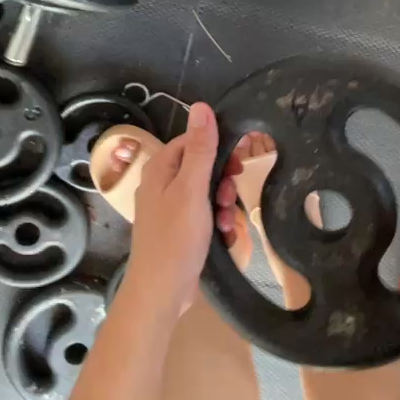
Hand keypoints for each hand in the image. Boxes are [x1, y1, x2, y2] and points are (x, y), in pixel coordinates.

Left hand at [121, 102, 232, 316]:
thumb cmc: (175, 238)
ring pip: (206, 192)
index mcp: (160, 168)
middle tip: (230, 196)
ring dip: (222, 205)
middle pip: (202, 167)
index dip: (217, 149)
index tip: (239, 164)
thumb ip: (200, 150)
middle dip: (222, 182)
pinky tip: (224, 236)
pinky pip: (204, 215)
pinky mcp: (178, 229)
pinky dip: (216, 222)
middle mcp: (161, 184)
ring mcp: (169, 208)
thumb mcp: (192, 190)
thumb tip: (201, 106)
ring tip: (226, 223)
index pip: (194, 141)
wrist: (160, 293)